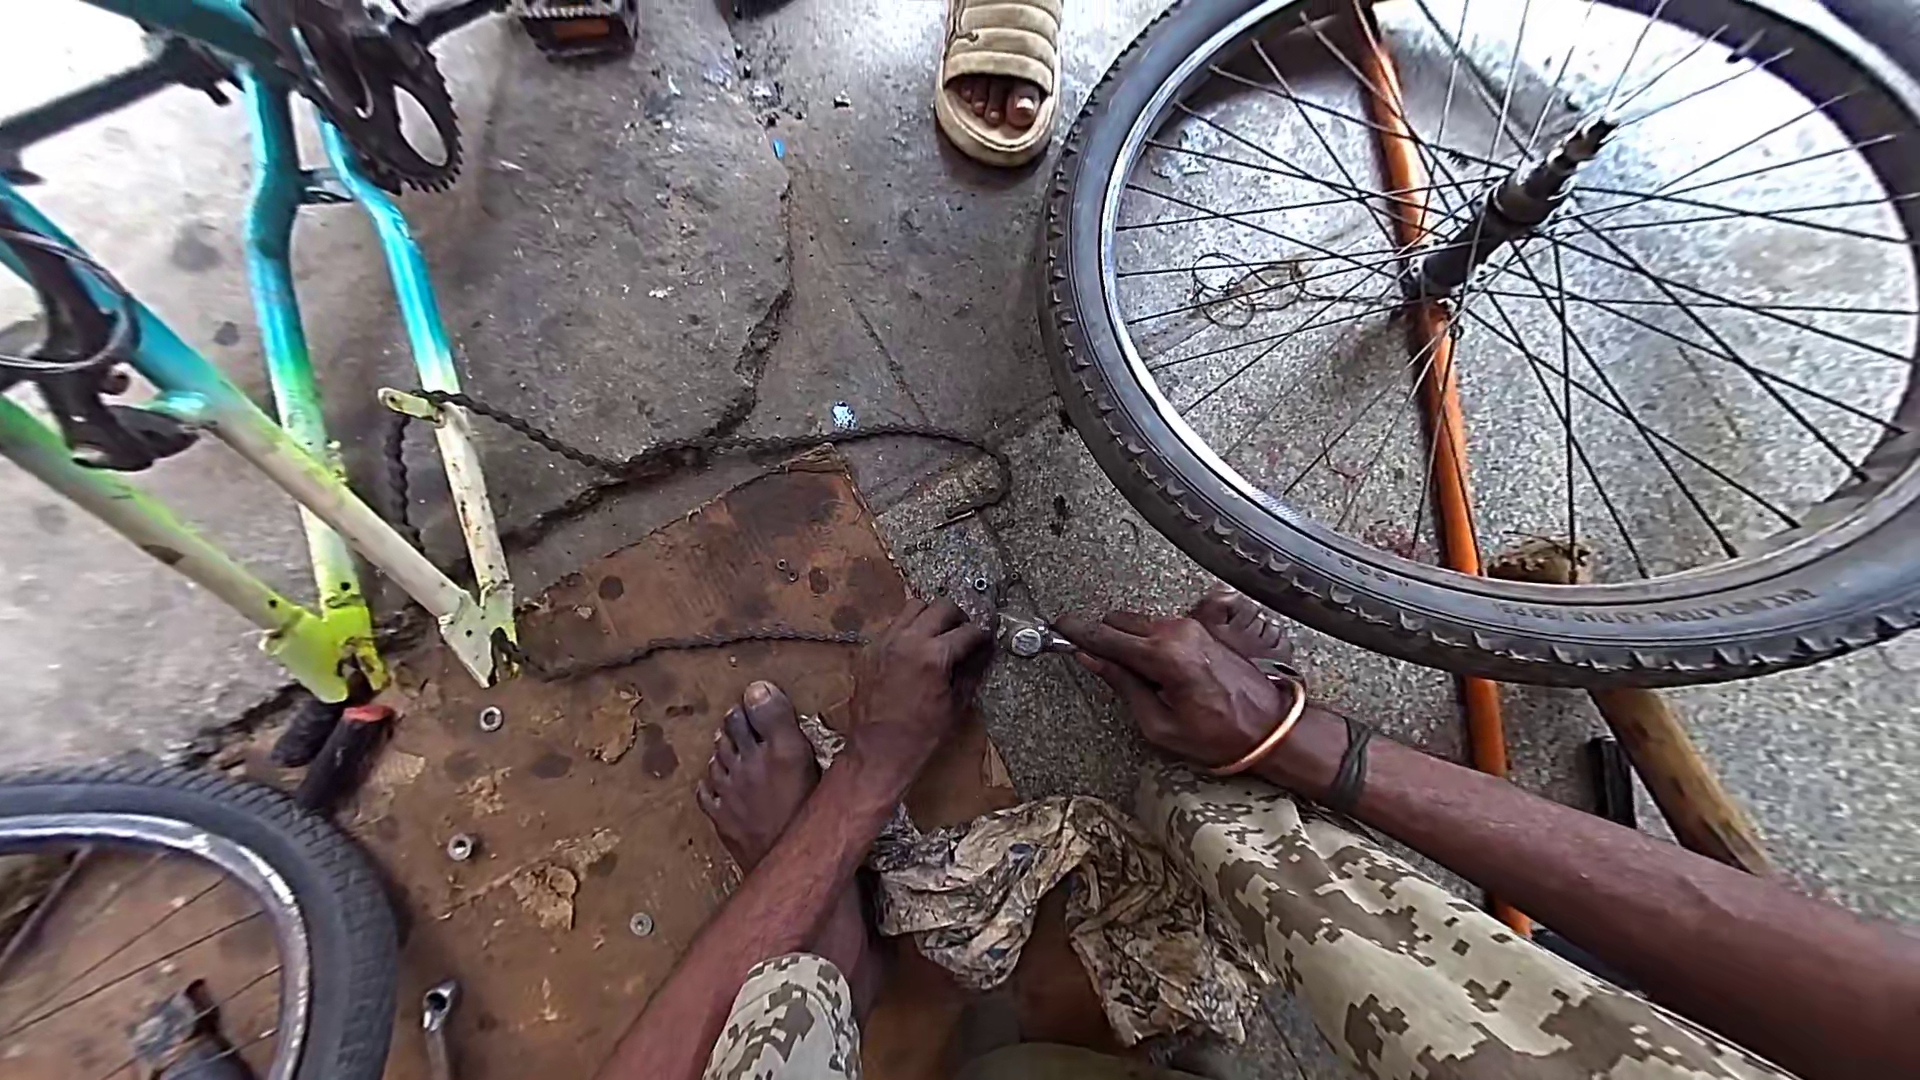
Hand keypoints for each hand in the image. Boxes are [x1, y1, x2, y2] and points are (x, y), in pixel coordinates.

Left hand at [847, 597, 991, 790]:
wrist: (876, 752)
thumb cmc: (920, 736)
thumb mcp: (955, 704)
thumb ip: (971, 670)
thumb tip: (983, 651)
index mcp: (933, 656)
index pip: (967, 631)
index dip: (982, 634)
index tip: (986, 638)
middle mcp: (908, 641)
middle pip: (942, 607)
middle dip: (959, 617)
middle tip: (965, 632)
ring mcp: (886, 641)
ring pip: (914, 606)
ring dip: (931, 615)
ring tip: (939, 633)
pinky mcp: (871, 648)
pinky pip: (894, 624)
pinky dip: (909, 627)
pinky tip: (916, 647)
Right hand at [1056, 611, 1283, 768]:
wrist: (1272, 727)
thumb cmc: (1220, 734)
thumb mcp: (1159, 723)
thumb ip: (1122, 684)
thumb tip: (1092, 659)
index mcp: (1163, 655)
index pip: (1105, 636)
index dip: (1076, 632)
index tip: (1057, 628)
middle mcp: (1175, 632)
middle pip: (1117, 621)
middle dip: (1099, 637)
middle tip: (1089, 658)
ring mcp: (1188, 627)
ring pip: (1135, 621)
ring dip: (1122, 639)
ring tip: (1125, 673)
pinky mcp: (1197, 629)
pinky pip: (1155, 626)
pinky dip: (1141, 639)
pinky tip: (1147, 667)